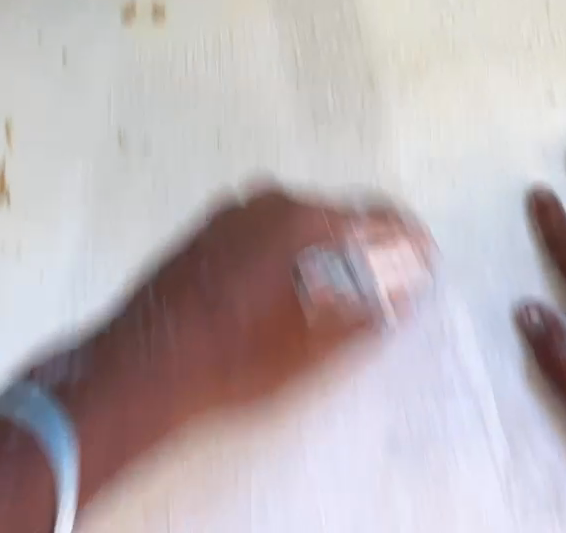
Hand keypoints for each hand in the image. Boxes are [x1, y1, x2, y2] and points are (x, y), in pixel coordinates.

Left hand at [85, 183, 434, 428]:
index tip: (424, 254)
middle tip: (383, 278)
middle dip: (362, 244)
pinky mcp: (204, 230)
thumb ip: (366, 309)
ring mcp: (230, 212)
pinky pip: (263, 230)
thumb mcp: (313, 343)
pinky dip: (286, 250)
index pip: (370, 215)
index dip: (403, 235)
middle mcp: (266, 200)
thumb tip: (403, 289)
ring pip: (295, 222)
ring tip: (335, 288)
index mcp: (298, 218)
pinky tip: (283, 287)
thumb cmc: (235, 356)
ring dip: (322, 247)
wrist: (141, 366)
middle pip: (333, 214)